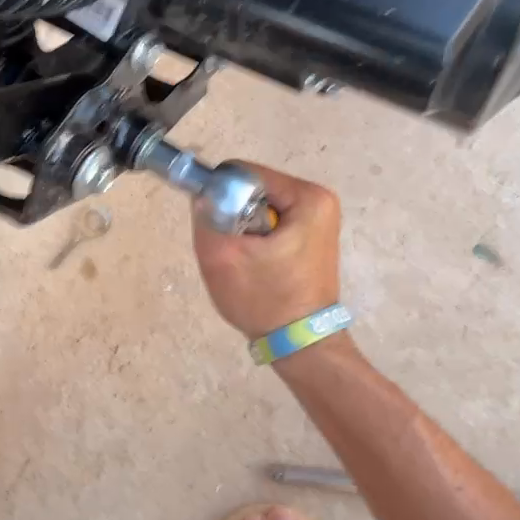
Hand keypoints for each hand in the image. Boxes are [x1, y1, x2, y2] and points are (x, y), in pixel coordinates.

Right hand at [190, 162, 341, 337]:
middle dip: (232, 213)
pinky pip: (269, 219)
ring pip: (257, 205)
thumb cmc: (266, 301)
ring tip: (244, 260)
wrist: (302, 347)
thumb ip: (205, 214)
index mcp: (307, 197)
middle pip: (251, 188)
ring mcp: (318, 217)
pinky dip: (255, 236)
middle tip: (232, 249)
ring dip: (241, 227)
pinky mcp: (312, 234)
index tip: (216, 227)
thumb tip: (201, 192)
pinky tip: (255, 263)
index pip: (243, 173)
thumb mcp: (222, 256)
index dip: (219, 195)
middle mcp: (318, 199)